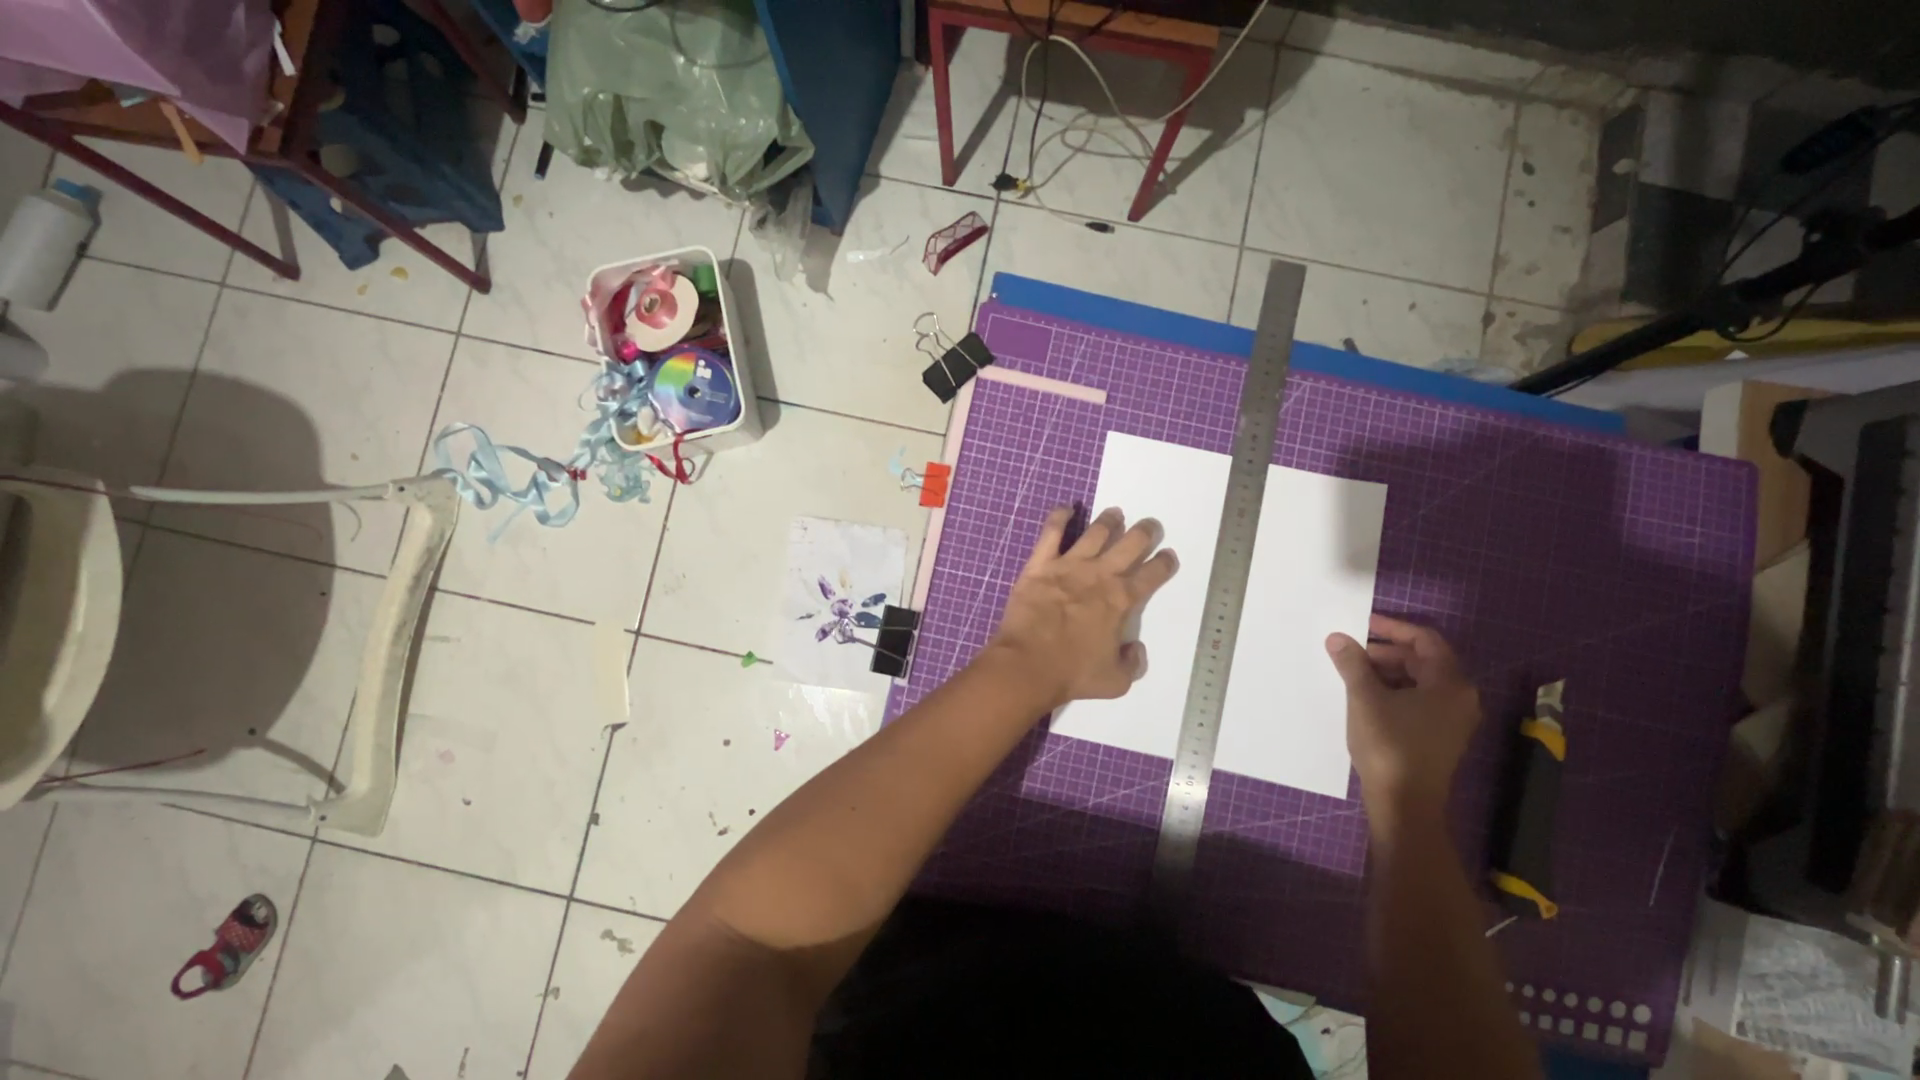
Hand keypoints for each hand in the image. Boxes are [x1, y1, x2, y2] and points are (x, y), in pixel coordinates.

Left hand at [985, 505, 1178, 709]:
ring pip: (1095, 532)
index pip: (1152, 575)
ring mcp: (1069, 565)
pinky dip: (1060, 517)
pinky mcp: (1040, 564)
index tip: (1168, 556)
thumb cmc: (1073, 674)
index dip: (1164, 563)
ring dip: (1109, 521)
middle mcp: (1101, 575)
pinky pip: (1052, 532)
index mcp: (1122, 601)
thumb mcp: (1116, 681)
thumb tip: (1136, 648)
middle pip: (1130, 544)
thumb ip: (1132, 663)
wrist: (1028, 664)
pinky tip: (1066, 508)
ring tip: (1115, 514)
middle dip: (1144, 532)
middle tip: (1149, 526)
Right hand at [1326, 615, 1480, 820]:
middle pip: (1424, 660)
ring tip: (1355, 673)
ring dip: (1389, 672)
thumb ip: (1352, 663)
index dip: (1392, 628)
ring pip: (1421, 682)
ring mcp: (1454, 720)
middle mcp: (1460, 697)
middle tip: (1353, 651)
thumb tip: (1338, 638)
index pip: (1425, 640)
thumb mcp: (1364, 698)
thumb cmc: (1389, 744)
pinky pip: (1421, 701)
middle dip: (1387, 651)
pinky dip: (1396, 691)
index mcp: (1450, 683)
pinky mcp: (1442, 737)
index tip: (1362, 624)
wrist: (1404, 804)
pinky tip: (1367, 697)